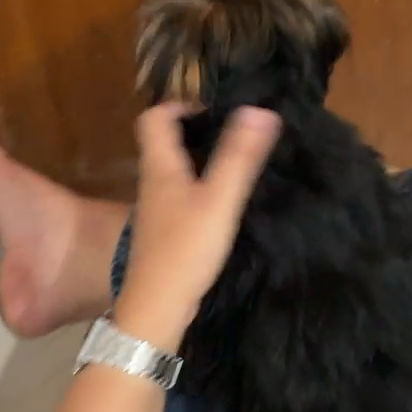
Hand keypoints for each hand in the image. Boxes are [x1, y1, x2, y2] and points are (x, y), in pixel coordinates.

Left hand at [113, 104, 279, 349]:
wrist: (157, 307)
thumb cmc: (186, 248)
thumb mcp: (219, 199)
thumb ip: (239, 156)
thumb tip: (259, 110)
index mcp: (159, 166)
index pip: (155, 117)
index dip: (181, 105)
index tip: (217, 112)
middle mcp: (152, 181)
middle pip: (165, 141)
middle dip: (196, 130)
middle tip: (234, 133)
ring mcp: (156, 207)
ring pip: (174, 168)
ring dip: (199, 158)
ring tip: (236, 161)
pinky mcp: (164, 230)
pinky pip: (180, 193)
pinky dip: (200, 186)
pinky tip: (224, 199)